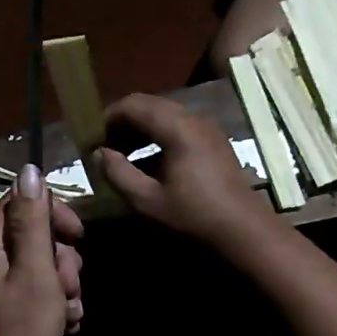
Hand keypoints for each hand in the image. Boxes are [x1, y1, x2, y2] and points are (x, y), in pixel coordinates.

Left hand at [0, 164, 84, 335]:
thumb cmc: (21, 328)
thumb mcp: (35, 271)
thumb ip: (33, 222)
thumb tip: (29, 170)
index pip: (22, 201)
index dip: (54, 212)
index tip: (76, 236)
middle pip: (38, 233)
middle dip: (64, 257)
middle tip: (68, 284)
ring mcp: (3, 281)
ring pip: (47, 262)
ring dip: (66, 284)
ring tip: (68, 310)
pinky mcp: (14, 302)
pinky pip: (44, 287)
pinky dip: (59, 302)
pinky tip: (66, 322)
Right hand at [94, 94, 276, 248]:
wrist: (244, 230)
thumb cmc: (193, 216)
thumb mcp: (147, 200)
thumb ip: (118, 173)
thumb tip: (98, 154)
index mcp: (177, 127)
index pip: (134, 104)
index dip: (108, 117)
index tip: (92, 139)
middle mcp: (194, 118)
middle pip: (150, 105)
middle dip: (122, 123)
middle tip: (104, 147)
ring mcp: (207, 128)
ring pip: (164, 115)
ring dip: (140, 130)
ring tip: (122, 156)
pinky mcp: (214, 141)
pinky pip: (179, 127)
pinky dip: (158, 137)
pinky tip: (148, 163)